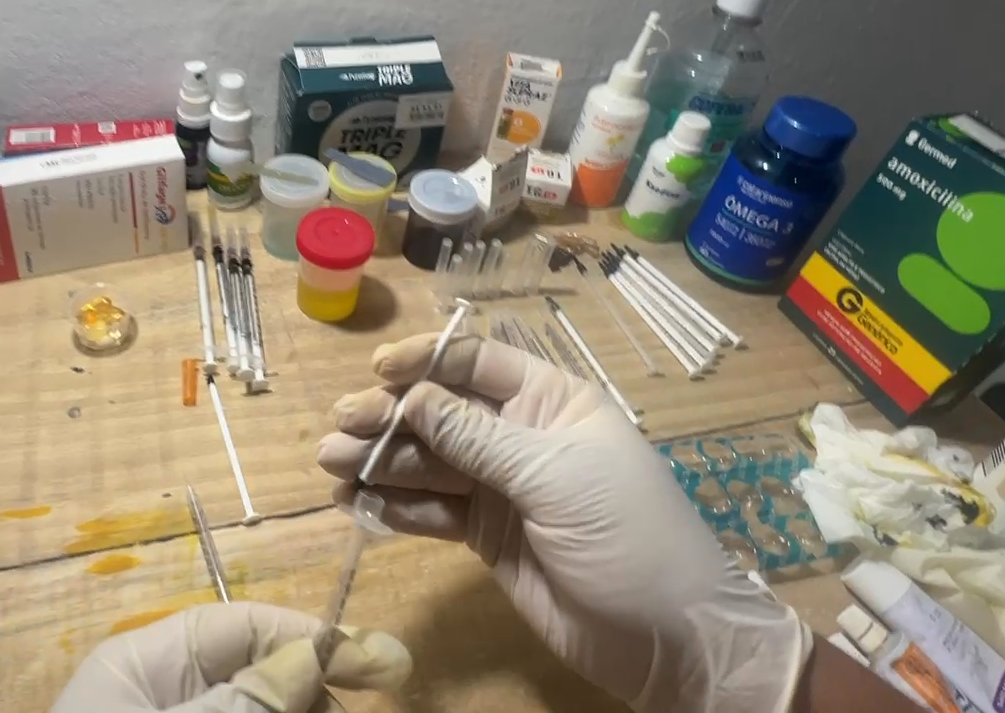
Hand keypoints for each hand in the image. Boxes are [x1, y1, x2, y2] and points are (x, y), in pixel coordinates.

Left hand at [51, 602, 410, 711]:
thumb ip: (246, 698)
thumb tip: (315, 653)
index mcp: (146, 665)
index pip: (244, 627)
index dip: (313, 636)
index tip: (382, 659)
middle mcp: (166, 696)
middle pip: (260, 677)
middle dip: (316, 695)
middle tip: (378, 700)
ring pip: (263, 711)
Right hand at [317, 332, 809, 711]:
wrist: (672, 642)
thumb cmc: (628, 534)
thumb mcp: (553, 475)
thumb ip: (476, 438)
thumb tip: (410, 397)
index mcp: (548, 400)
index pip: (475, 364)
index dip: (425, 362)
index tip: (378, 371)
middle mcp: (518, 435)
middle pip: (442, 414)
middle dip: (391, 417)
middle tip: (341, 428)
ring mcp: (500, 486)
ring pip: (430, 463)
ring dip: (380, 463)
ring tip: (332, 466)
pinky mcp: (486, 535)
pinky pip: (434, 512)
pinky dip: (397, 508)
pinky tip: (358, 506)